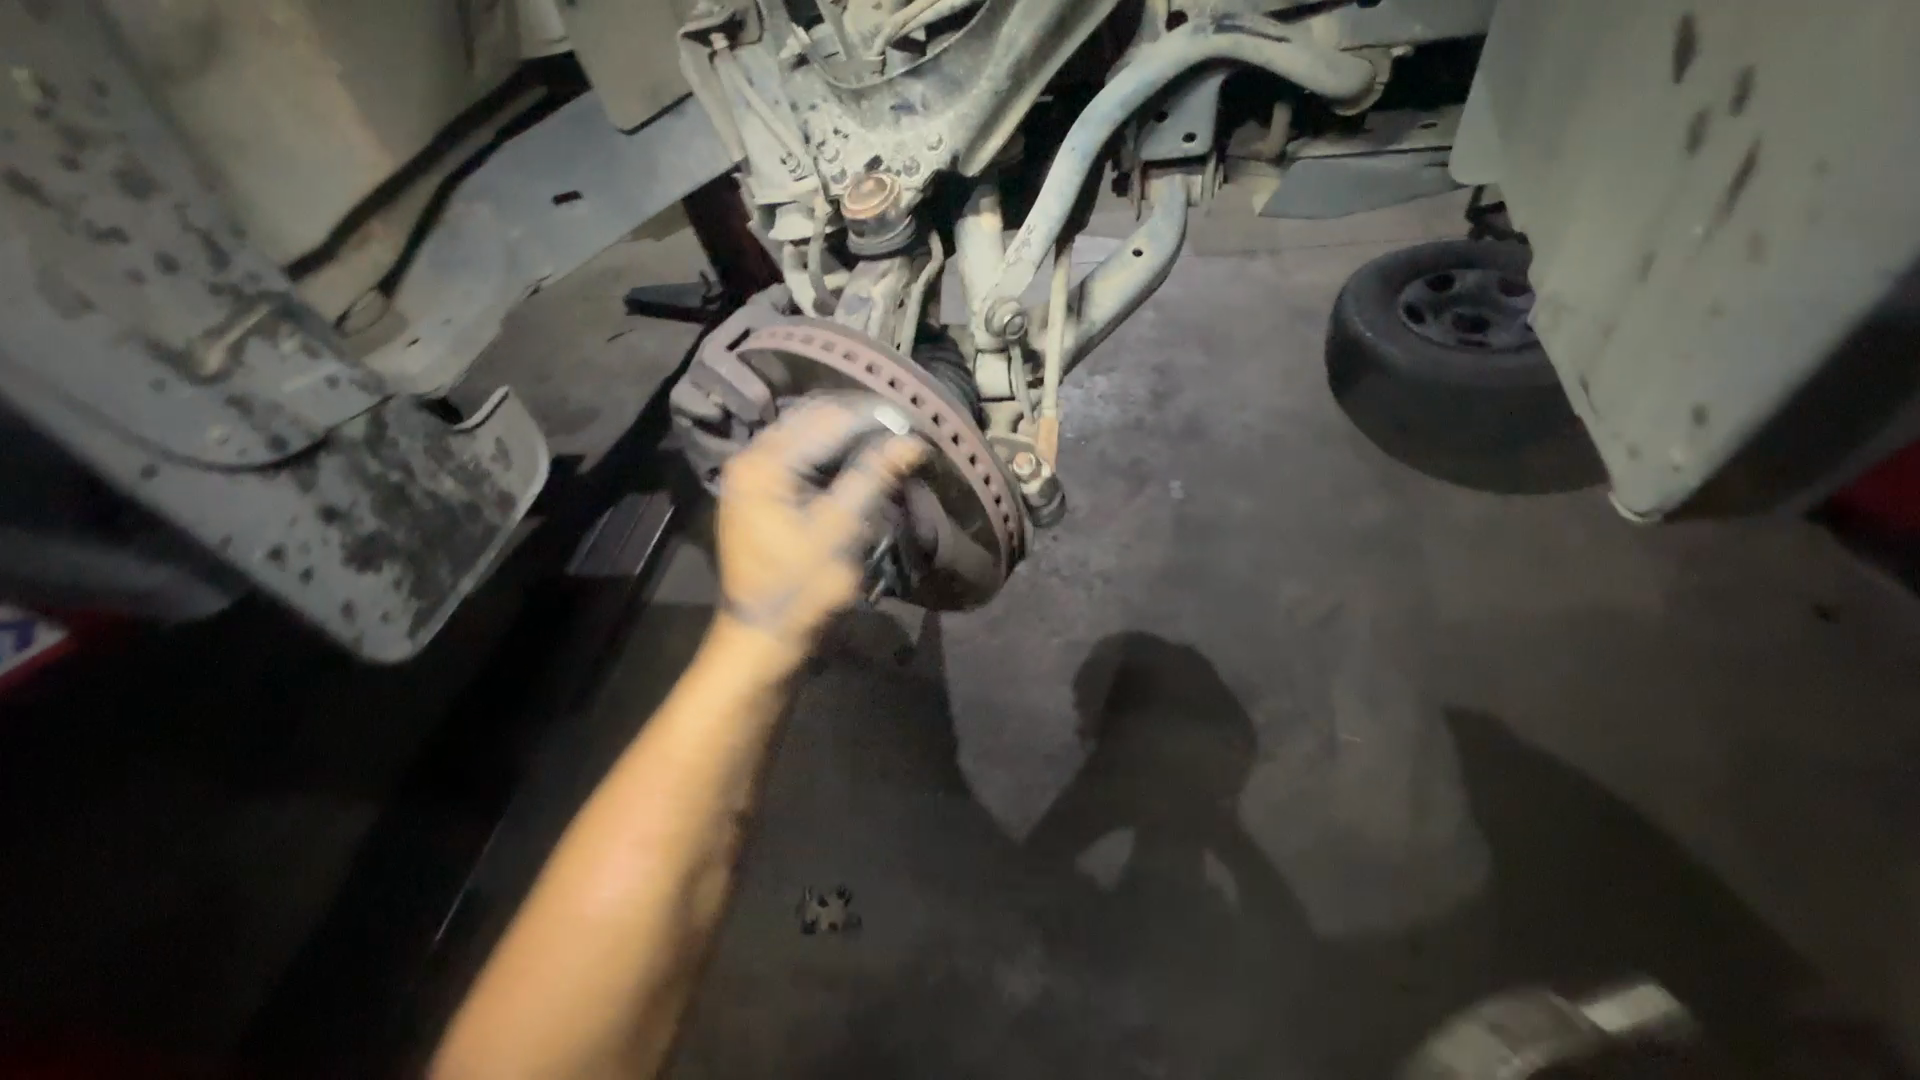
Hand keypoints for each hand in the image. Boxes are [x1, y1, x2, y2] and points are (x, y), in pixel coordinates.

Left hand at [713, 395, 928, 662]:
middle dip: (860, 424)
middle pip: (814, 420)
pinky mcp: (758, 492)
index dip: (874, 420)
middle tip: (903, 433)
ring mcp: (751, 475)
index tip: (913, 425)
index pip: (829, 420)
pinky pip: (798, 457)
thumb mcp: (841, 530)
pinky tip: (859, 464)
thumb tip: (913, 442)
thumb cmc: (802, 588)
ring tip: (888, 446)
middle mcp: (751, 458)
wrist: (763, 636)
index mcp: (765, 463)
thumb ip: (874, 477)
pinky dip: (830, 457)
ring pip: (806, 436)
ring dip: (847, 438)